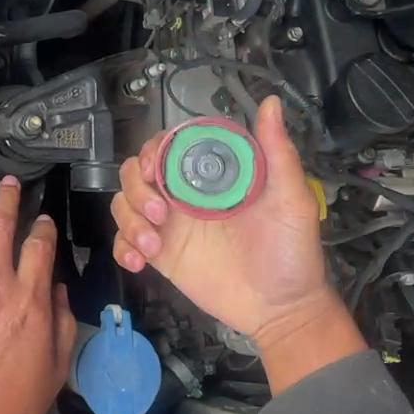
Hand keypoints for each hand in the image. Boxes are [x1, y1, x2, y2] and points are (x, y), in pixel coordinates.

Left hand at [0, 164, 75, 413]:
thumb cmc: (15, 402)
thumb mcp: (56, 366)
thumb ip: (59, 321)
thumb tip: (55, 285)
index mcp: (30, 301)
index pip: (39, 248)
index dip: (43, 228)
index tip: (43, 221)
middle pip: (1, 228)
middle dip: (7, 199)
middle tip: (9, 181)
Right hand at [110, 96, 362, 390]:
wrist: (281, 310)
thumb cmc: (291, 252)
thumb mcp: (290, 199)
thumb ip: (277, 152)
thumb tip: (271, 103)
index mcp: (210, 176)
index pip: (166, 147)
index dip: (151, 151)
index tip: (155, 169)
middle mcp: (183, 195)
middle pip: (135, 173)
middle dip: (136, 190)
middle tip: (159, 215)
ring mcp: (168, 226)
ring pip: (123, 204)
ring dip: (128, 221)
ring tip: (152, 247)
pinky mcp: (159, 256)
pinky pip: (123, 242)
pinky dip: (122, 248)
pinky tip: (138, 263)